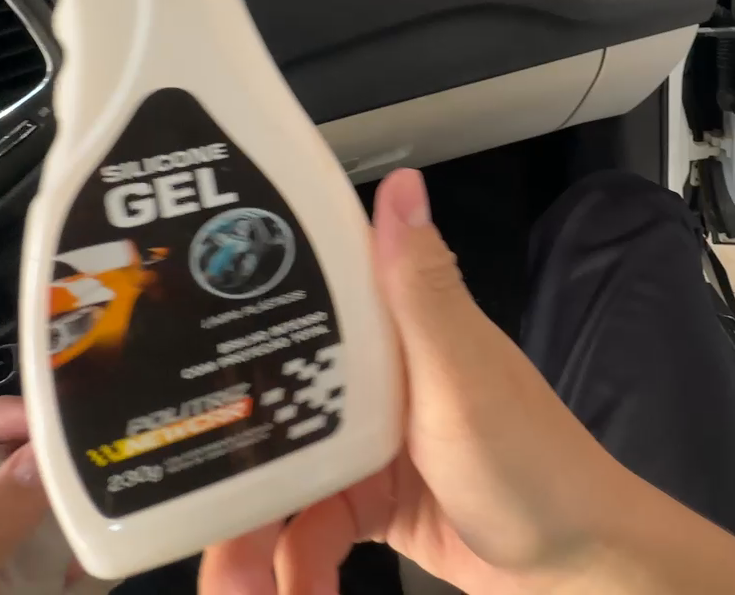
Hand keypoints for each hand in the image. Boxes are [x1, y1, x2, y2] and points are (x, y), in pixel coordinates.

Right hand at [200, 168, 734, 594]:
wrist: (572, 559)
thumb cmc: (523, 459)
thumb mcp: (462, 374)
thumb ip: (421, 288)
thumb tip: (401, 180)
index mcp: (402, 333)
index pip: (316, 298)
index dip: (246, 306)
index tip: (163, 333)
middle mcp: (384, 379)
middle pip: (276, 400)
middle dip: (225, 455)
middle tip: (176, 501)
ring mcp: (375, 445)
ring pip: (282, 478)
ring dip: (252, 539)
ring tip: (238, 586)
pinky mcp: (371, 504)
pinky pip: (306, 532)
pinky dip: (291, 570)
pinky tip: (288, 594)